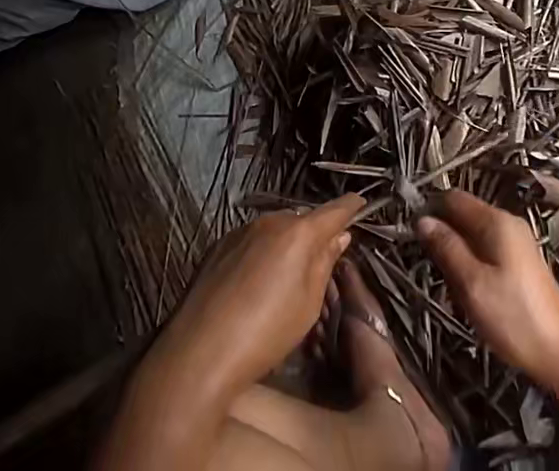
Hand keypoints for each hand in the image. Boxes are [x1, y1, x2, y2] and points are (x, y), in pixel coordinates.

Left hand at [150, 195, 364, 396]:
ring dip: (287, 242)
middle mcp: (270, 222)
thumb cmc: (265, 333)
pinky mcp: (218, 246)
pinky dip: (263, 251)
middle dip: (315, 233)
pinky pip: (253, 240)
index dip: (350, 206)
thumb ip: (324, 263)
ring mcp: (241, 231)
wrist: (197, 354)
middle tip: (321, 259)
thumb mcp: (308, 304)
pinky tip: (256, 282)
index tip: (361, 203)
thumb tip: (338, 236)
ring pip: (276, 229)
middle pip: (303, 219)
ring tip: (285, 276)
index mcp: (299, 233)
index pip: (334, 210)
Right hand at [415, 189, 558, 381]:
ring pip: (473, 232)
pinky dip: (470, 259)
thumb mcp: (472, 283)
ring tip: (444, 279)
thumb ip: (447, 248)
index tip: (409, 232)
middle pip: (464, 213)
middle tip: (425, 262)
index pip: (454, 197)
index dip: (430, 209)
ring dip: (455, 248)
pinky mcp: (519, 260)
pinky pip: (485, 247)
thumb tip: (422, 220)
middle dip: (442, 231)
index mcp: (496, 221)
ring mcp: (516, 241)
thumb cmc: (513, 317)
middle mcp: (508, 223)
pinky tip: (465, 286)